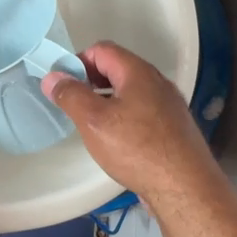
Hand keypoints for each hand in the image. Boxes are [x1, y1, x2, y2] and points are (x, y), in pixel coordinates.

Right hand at [42, 42, 208, 203]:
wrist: (184, 186)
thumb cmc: (136, 148)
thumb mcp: (93, 121)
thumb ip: (71, 95)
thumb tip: (52, 77)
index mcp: (138, 73)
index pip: (102, 50)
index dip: (77, 61)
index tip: (63, 85)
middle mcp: (157, 82)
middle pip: (118, 68)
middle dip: (91, 81)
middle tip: (73, 104)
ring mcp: (168, 105)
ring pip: (130, 92)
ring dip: (107, 100)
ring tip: (91, 123)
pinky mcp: (173, 127)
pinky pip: (142, 111)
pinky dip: (124, 116)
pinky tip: (117, 140)